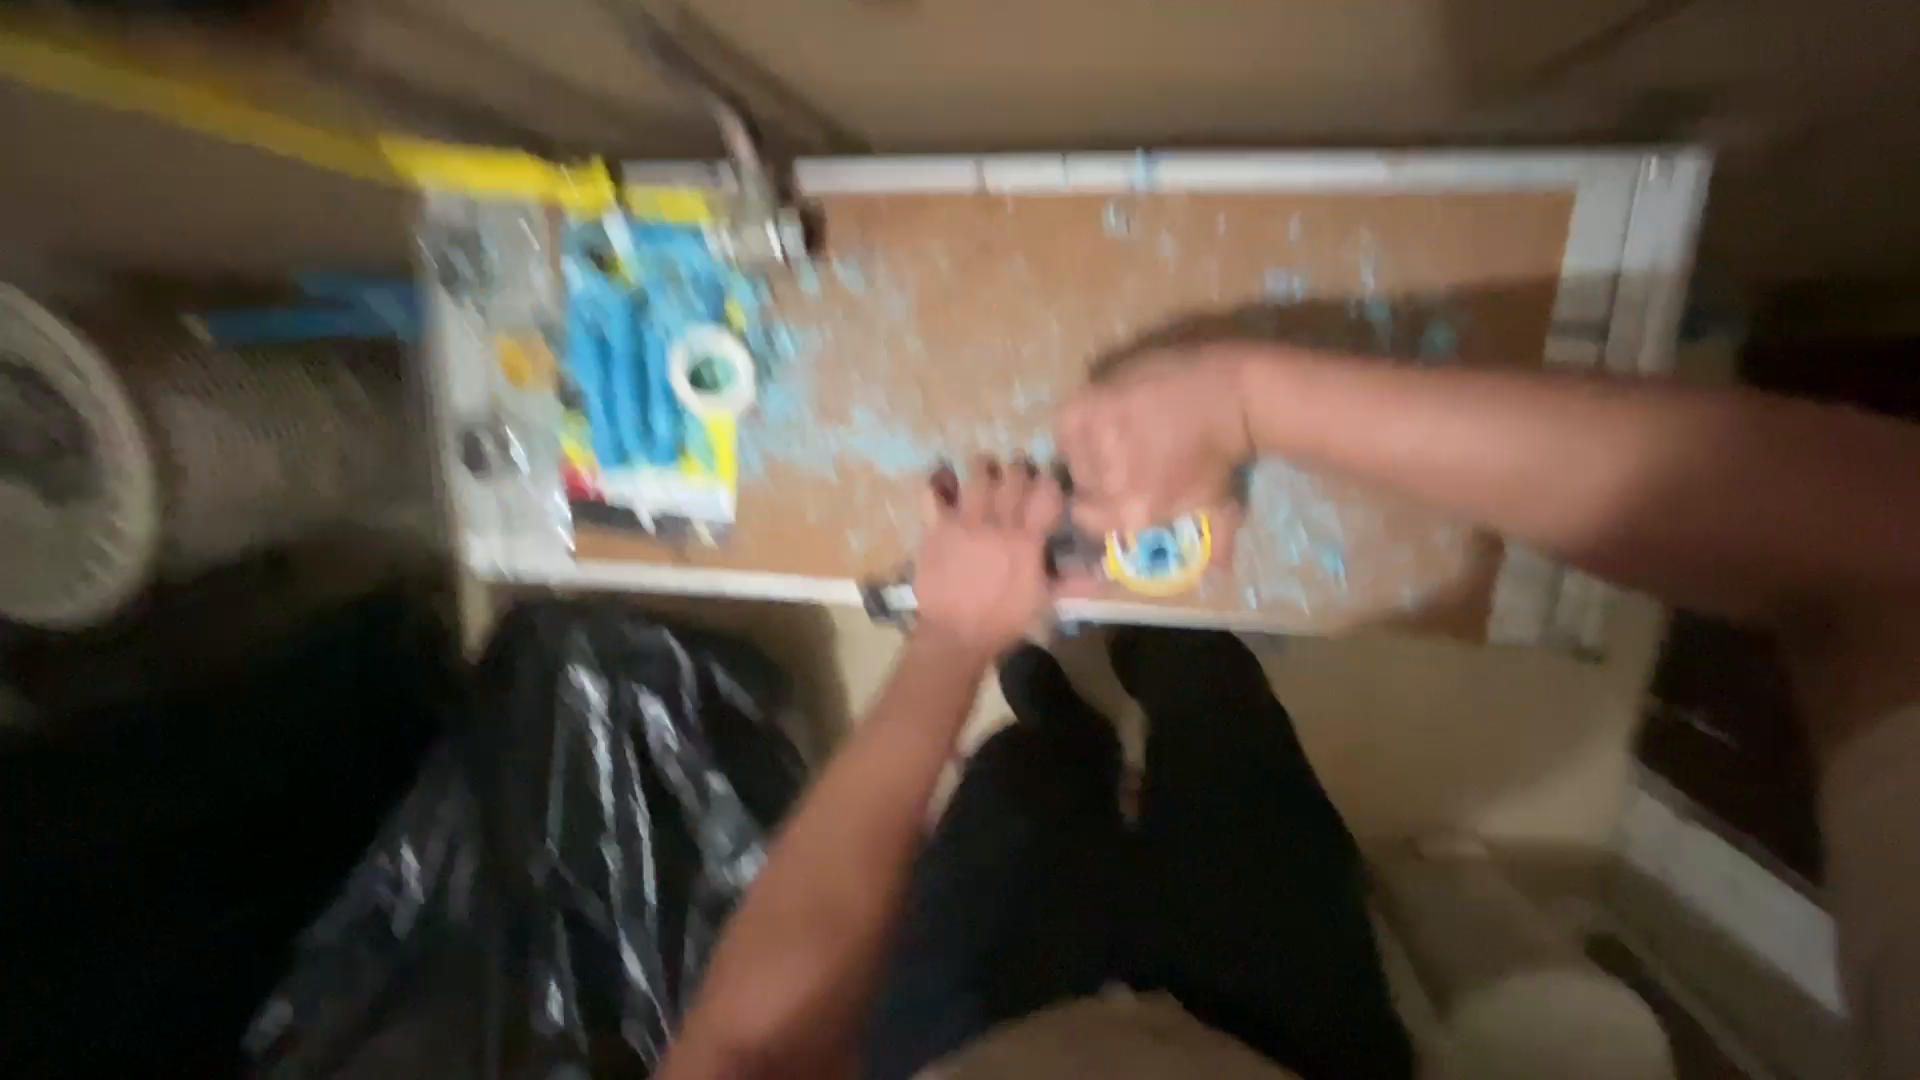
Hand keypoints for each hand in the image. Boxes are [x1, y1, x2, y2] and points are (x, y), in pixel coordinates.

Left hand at [912, 457, 1065, 657]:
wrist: (956, 634)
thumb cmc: (1003, 621)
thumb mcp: (1043, 602)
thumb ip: (1070, 581)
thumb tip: (1102, 572)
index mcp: (1028, 541)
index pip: (1046, 492)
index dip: (1048, 480)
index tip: (1045, 481)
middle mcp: (998, 523)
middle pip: (1013, 476)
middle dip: (1018, 470)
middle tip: (1015, 476)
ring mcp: (965, 522)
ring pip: (977, 475)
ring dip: (983, 469)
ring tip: (984, 473)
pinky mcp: (936, 527)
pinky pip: (932, 493)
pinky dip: (937, 483)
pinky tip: (944, 484)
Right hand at [1056, 349, 1253, 532]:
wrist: (1232, 394)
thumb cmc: (1224, 454)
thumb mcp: (1220, 506)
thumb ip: (1213, 545)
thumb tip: (1216, 577)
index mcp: (1133, 512)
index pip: (1089, 520)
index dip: (1101, 506)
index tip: (1115, 490)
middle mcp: (1107, 483)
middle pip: (1082, 488)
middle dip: (1097, 478)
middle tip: (1121, 460)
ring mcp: (1093, 441)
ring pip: (1073, 457)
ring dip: (1088, 450)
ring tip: (1115, 436)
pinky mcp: (1085, 407)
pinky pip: (1066, 427)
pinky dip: (1079, 424)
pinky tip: (1105, 417)